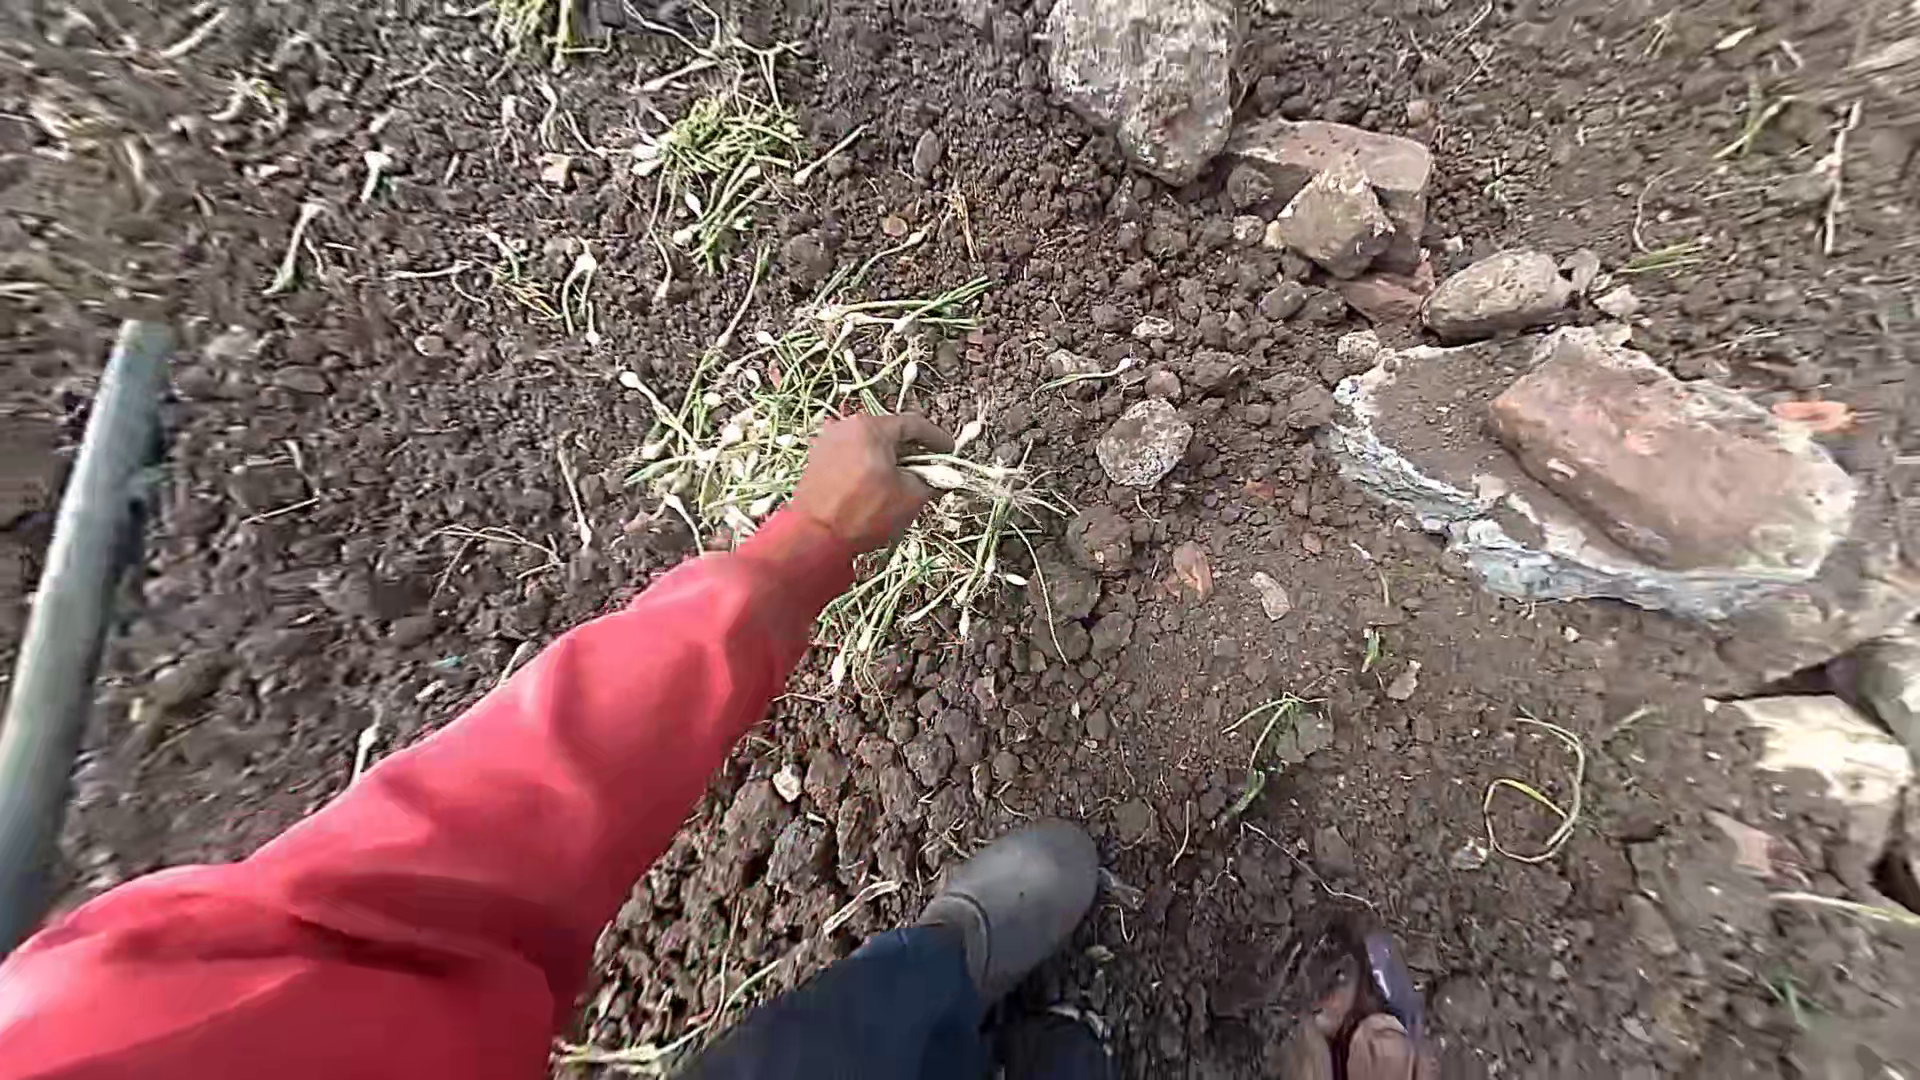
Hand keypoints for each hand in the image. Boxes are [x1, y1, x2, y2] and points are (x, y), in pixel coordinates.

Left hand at [790, 413, 953, 553]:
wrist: (814, 537)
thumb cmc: (864, 514)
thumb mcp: (910, 497)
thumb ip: (931, 480)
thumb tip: (939, 477)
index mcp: (870, 427)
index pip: (914, 424)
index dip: (937, 439)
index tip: (950, 452)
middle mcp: (846, 426)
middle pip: (891, 433)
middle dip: (914, 451)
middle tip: (931, 469)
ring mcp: (828, 442)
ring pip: (871, 445)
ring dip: (892, 460)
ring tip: (906, 481)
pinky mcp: (817, 460)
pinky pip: (853, 456)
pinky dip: (871, 466)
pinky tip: (880, 486)